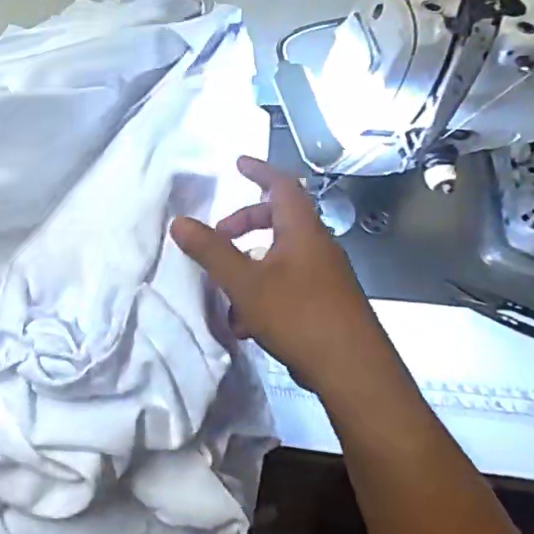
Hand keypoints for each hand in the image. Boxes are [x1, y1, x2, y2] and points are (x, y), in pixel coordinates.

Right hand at [171, 157, 399, 397]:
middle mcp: (318, 245)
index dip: (259, 171)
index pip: (281, 185)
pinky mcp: (328, 301)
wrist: (354, 369)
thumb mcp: (246, 283)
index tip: (238, 164)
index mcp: (302, 229)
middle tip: (219, 237)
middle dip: (245, 224)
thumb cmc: (299, 315)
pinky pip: (290, 282)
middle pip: (279, 219)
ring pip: (281, 255)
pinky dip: (265, 291)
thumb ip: (212, 252)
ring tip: (227, 292)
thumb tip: (180, 222)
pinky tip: (248, 325)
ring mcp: (326, 274)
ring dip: (251, 265)